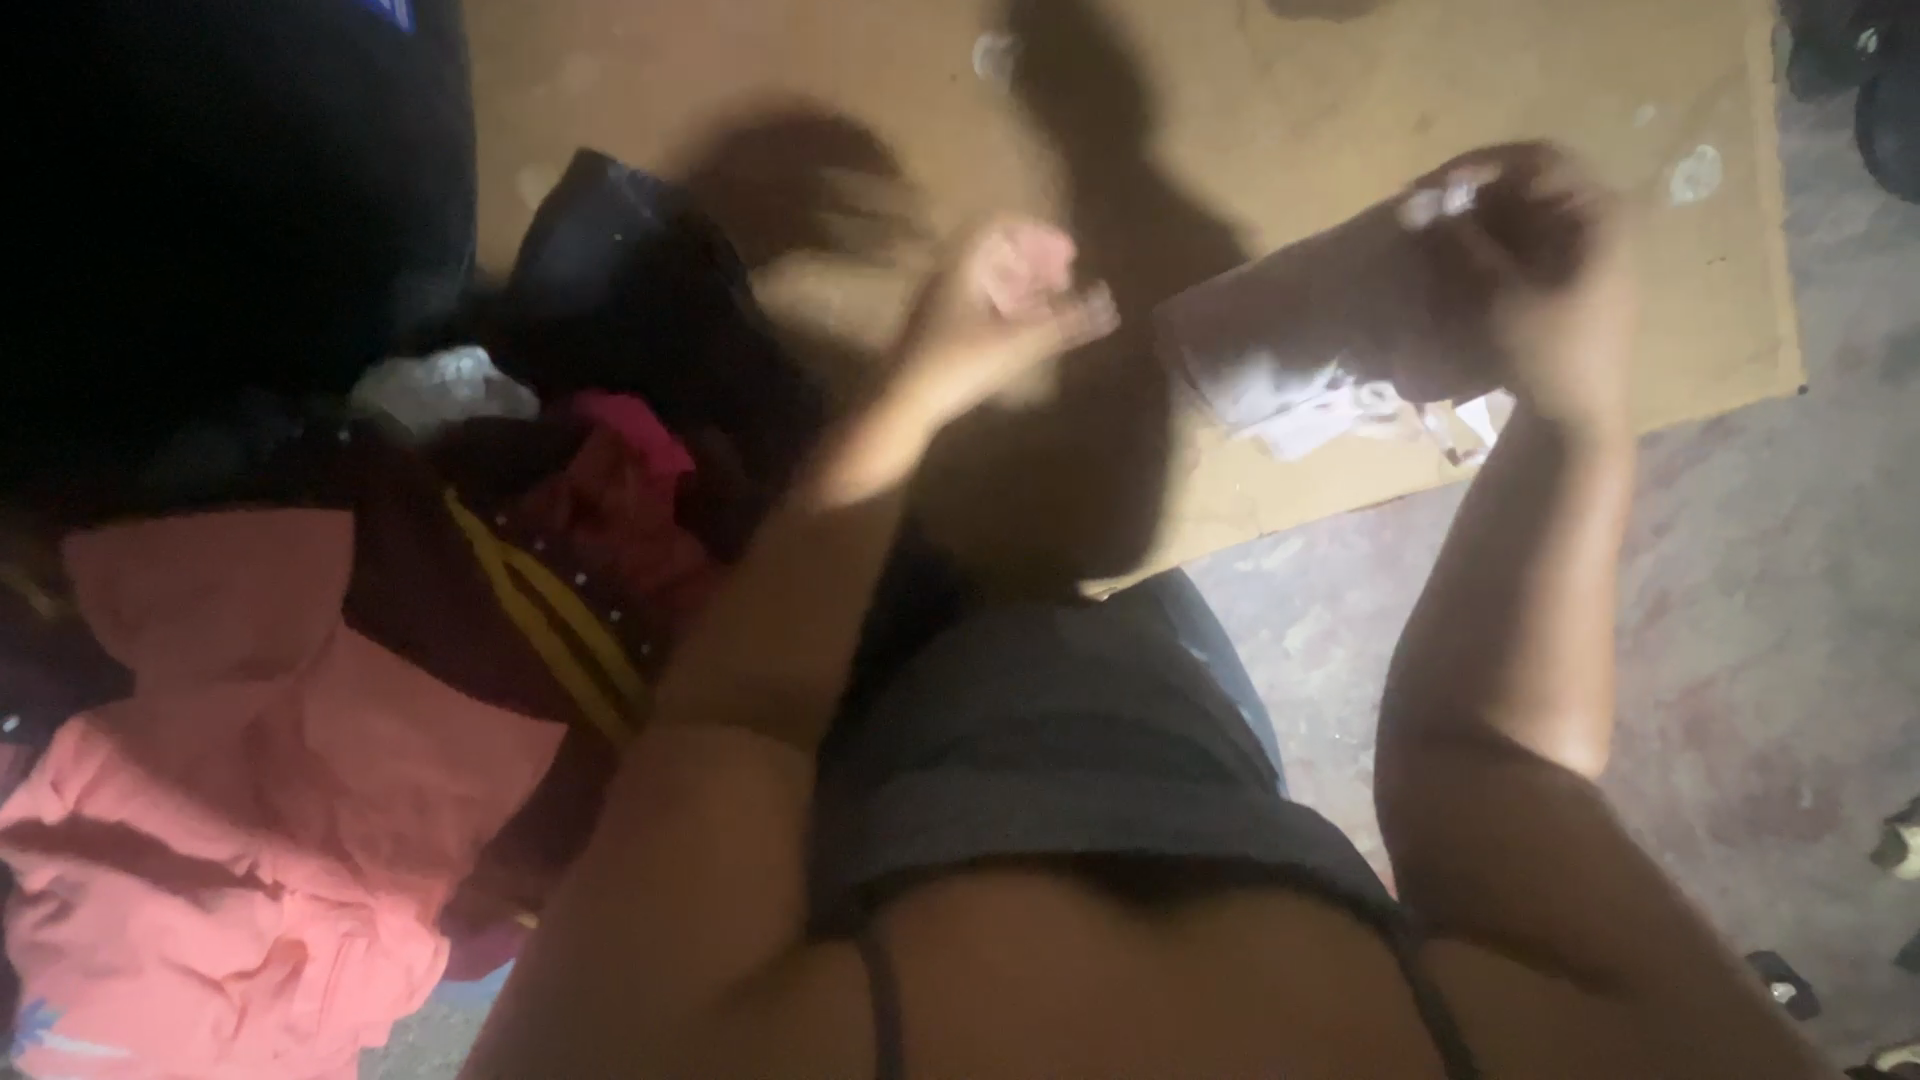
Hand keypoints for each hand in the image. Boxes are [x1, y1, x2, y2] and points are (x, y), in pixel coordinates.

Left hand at [883, 217, 1118, 426]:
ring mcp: (939, 305)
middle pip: (995, 253)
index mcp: (961, 268)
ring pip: (986, 282)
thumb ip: (1063, 323)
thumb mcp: (1014, 343)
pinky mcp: (936, 331)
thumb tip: (1107, 306)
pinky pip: (976, 305)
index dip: (1039, 235)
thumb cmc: (955, 366)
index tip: (1070, 254)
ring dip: (1021, 286)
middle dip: (1034, 261)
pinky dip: (1005, 309)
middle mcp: (947, 278)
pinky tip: (1023, 331)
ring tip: (1051, 303)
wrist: (899, 404)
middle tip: (1065, 277)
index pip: (1001, 228)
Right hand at [1428, 144, 1638, 439]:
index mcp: (1595, 213)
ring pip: (1522, 215)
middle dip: (1469, 196)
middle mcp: (1596, 220)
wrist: (1574, 412)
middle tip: (1420, 216)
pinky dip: (1484, 246)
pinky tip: (1452, 264)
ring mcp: (1584, 249)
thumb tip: (1421, 204)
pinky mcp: (1567, 276)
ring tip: (1428, 241)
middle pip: (1528, 185)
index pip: (1535, 160)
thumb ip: (1460, 245)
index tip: (1426, 189)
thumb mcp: (1496, 296)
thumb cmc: (1543, 352)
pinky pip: (1522, 243)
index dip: (1477, 166)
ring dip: (1473, 222)